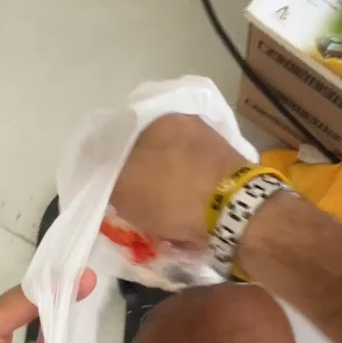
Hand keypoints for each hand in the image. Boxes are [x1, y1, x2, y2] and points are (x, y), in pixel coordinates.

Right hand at [110, 115, 250, 244]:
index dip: (115, 167)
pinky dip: (191, 205)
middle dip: (145, 183)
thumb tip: (104, 170)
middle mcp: (191, 125)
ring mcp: (215, 148)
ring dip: (168, 197)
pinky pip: (200, 189)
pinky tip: (187, 224)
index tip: (115, 192)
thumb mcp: (121, 185)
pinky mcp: (233, 173)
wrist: (237, 213)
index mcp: (161, 118)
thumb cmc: (173, 193)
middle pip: (154, 157)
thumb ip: (106, 173)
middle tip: (138, 210)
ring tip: (163, 223)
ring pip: (178, 175)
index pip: (125, 137)